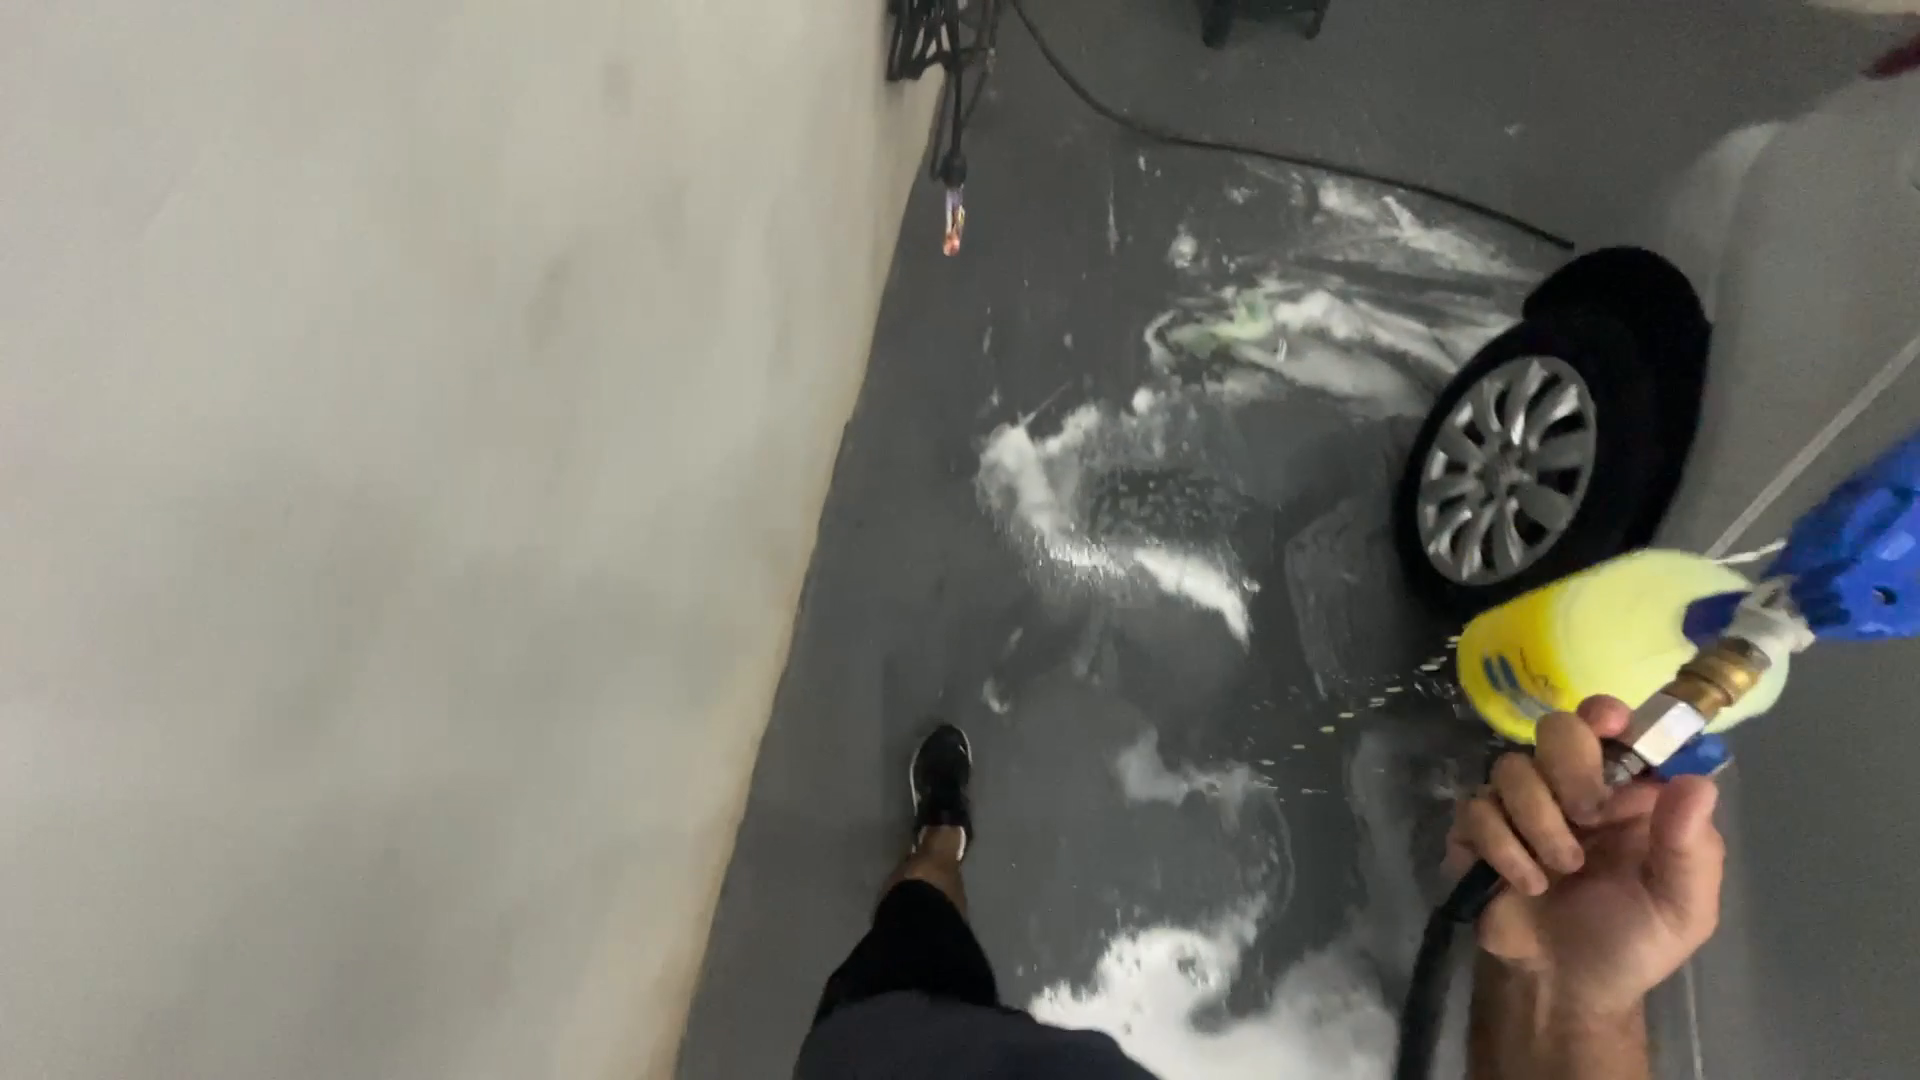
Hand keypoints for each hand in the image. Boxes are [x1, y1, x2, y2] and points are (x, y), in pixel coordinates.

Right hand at [1446, 695, 1725, 1017]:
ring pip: (1512, 768)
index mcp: (1623, 796)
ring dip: (1539, 823)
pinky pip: (1477, 808)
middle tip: (1587, 816)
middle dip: (1569, 770)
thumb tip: (1695, 782)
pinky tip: (1525, 882)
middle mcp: (1567, 787)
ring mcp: (1515, 802)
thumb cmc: (1629, 941)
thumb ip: (1690, 849)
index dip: (1605, 715)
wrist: (1558, 981)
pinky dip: (1504, 849)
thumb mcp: (1682, 908)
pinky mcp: (1473, 824)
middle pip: (1554, 730)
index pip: (1612, 729)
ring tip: (1558, 871)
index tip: (1607, 724)